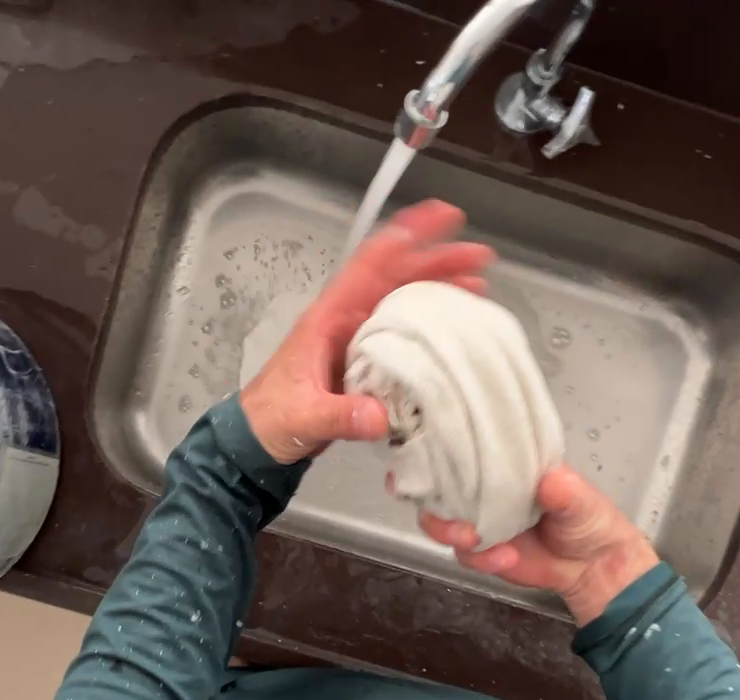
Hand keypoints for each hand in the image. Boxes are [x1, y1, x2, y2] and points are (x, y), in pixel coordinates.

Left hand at [240, 200, 494, 463]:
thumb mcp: (303, 415)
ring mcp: (357, 342)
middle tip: (480, 256)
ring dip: (438, 293)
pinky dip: (430, 330)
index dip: (405, 238)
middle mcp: (347, 321)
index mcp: (328, 318)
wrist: (259, 440)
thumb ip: (338, 416)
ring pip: (404, 305)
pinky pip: (404, 338)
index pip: (369, 266)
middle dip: (436, 263)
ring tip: (479, 287)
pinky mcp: (366, 366)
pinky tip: (455, 334)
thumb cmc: (272, 418)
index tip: (441, 218)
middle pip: (396, 280)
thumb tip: (379, 417)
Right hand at [420, 466, 660, 626]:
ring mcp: (481, 522)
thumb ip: (565, 491)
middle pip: (440, 489)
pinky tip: (504, 559)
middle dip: (438, 503)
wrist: (594, 567)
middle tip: (457, 519)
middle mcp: (486, 491)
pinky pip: (465, 554)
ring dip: (450, 532)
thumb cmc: (590, 519)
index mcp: (507, 466)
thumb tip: (549, 480)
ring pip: (442, 523)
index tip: (436, 459)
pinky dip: (480, 558)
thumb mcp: (583, 500)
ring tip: (474, 541)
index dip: (445, 454)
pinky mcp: (483, 552)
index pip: (466, 451)